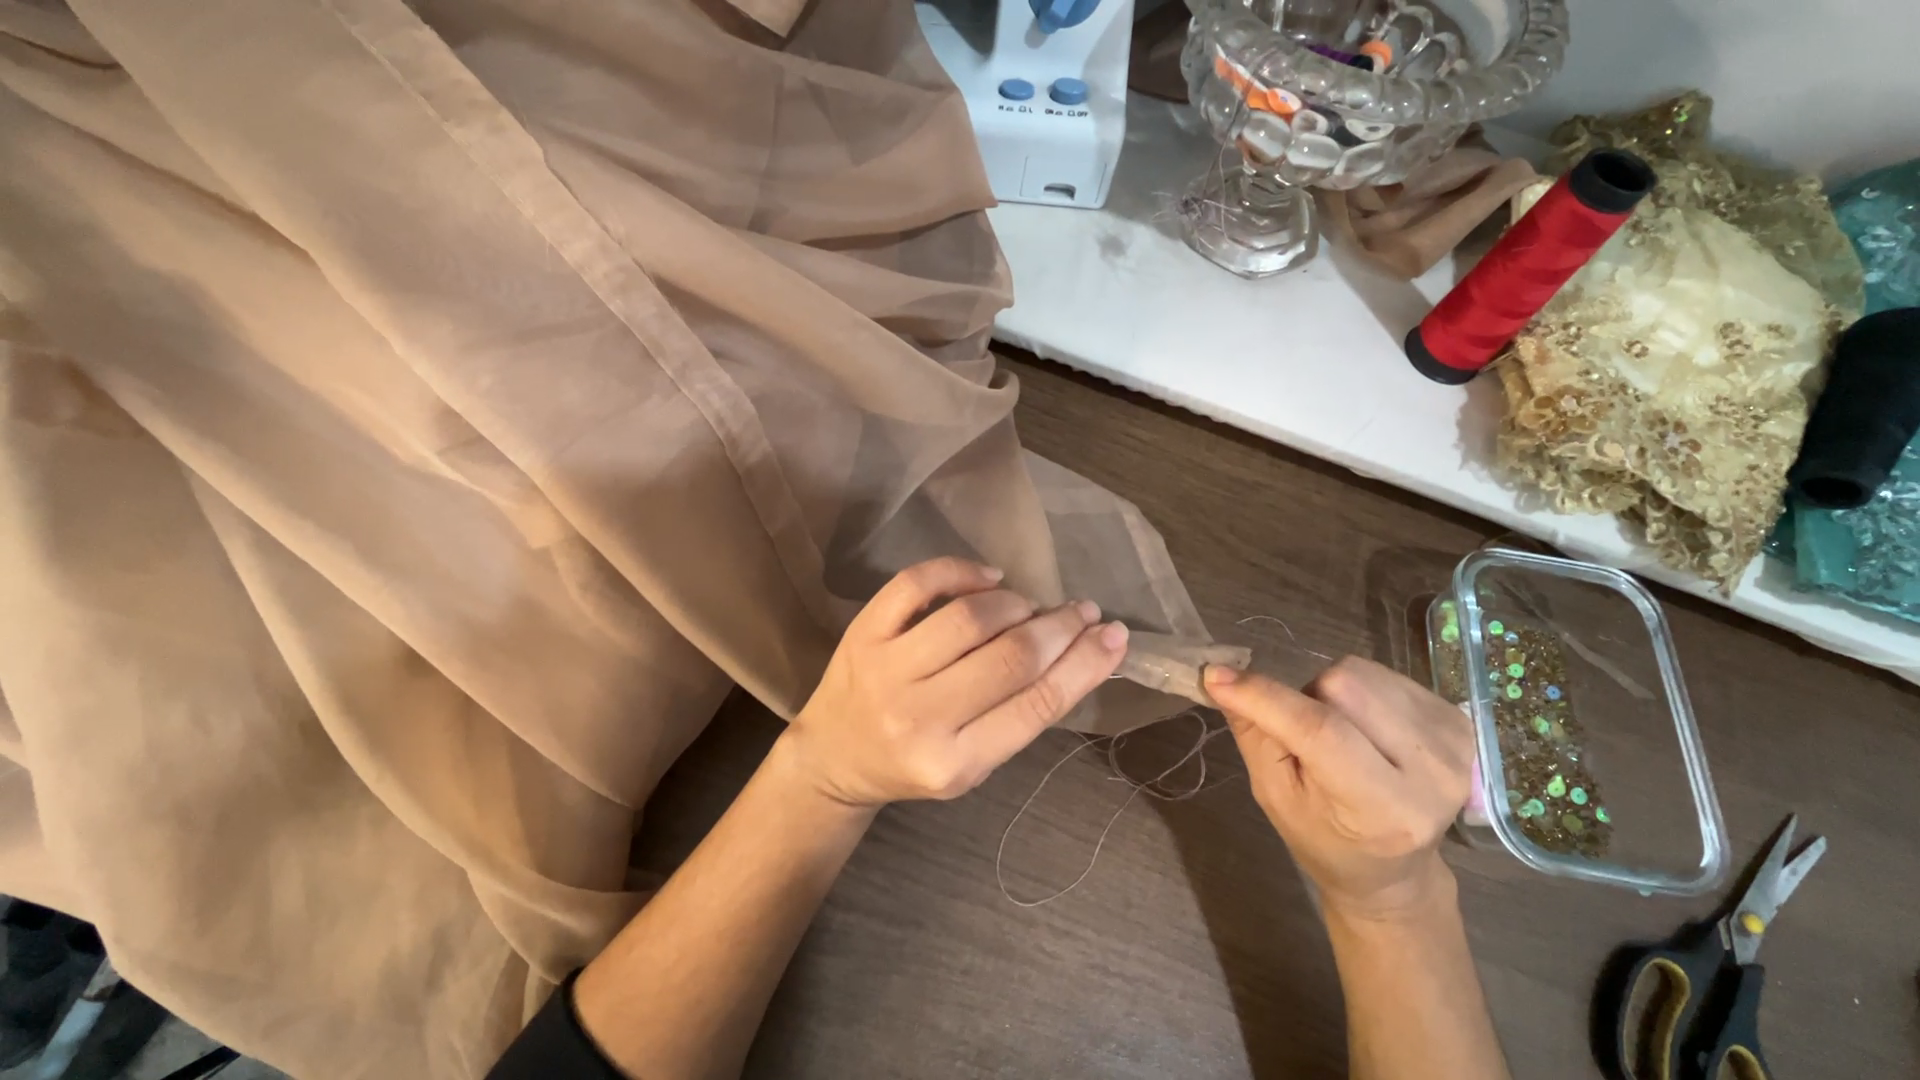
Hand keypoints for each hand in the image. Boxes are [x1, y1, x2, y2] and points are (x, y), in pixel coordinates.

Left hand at [784, 557, 1129, 807]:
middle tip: (1082, 612)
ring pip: (969, 618)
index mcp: (955, 763)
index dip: (1084, 664)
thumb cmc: (914, 763)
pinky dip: (960, 570)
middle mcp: (919, 718)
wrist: (834, 756)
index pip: (1035, 705)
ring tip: (1031, 608)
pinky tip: (989, 578)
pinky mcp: (863, 634)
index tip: (1114, 635)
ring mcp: (886, 671)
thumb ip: (1020, 713)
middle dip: (1059, 627)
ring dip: (1015, 605)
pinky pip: (916, 585)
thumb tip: (1082, 650)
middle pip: (1010, 658)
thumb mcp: (974, 763)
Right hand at [1206, 657, 1473, 919]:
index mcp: (1382, 809)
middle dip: (1308, 697)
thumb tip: (1218, 676)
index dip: (1266, 697)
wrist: (1394, 871)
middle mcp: (1432, 774)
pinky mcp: (1461, 721)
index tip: (1216, 676)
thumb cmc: (1323, 838)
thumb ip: (1253, 734)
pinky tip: (1367, 728)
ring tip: (1340, 732)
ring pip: (1363, 673)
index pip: (1321, 732)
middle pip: (1343, 685)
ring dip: (1333, 693)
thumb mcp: (1275, 797)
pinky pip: (1386, 674)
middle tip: (1305, 734)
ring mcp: (1455, 745)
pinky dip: (1360, 691)